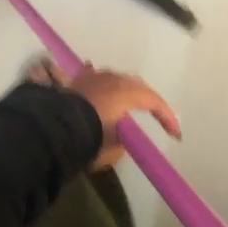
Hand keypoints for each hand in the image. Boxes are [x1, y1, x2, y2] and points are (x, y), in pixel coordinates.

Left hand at [65, 67, 180, 170]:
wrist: (52, 130)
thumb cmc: (88, 139)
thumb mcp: (112, 149)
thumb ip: (123, 140)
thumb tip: (119, 136)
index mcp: (127, 93)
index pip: (154, 102)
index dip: (167, 118)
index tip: (175, 134)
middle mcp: (112, 79)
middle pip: (136, 85)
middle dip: (147, 99)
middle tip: (155, 113)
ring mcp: (92, 77)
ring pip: (115, 79)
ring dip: (124, 90)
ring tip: (130, 101)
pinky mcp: (75, 82)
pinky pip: (94, 78)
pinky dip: (103, 85)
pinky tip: (101, 85)